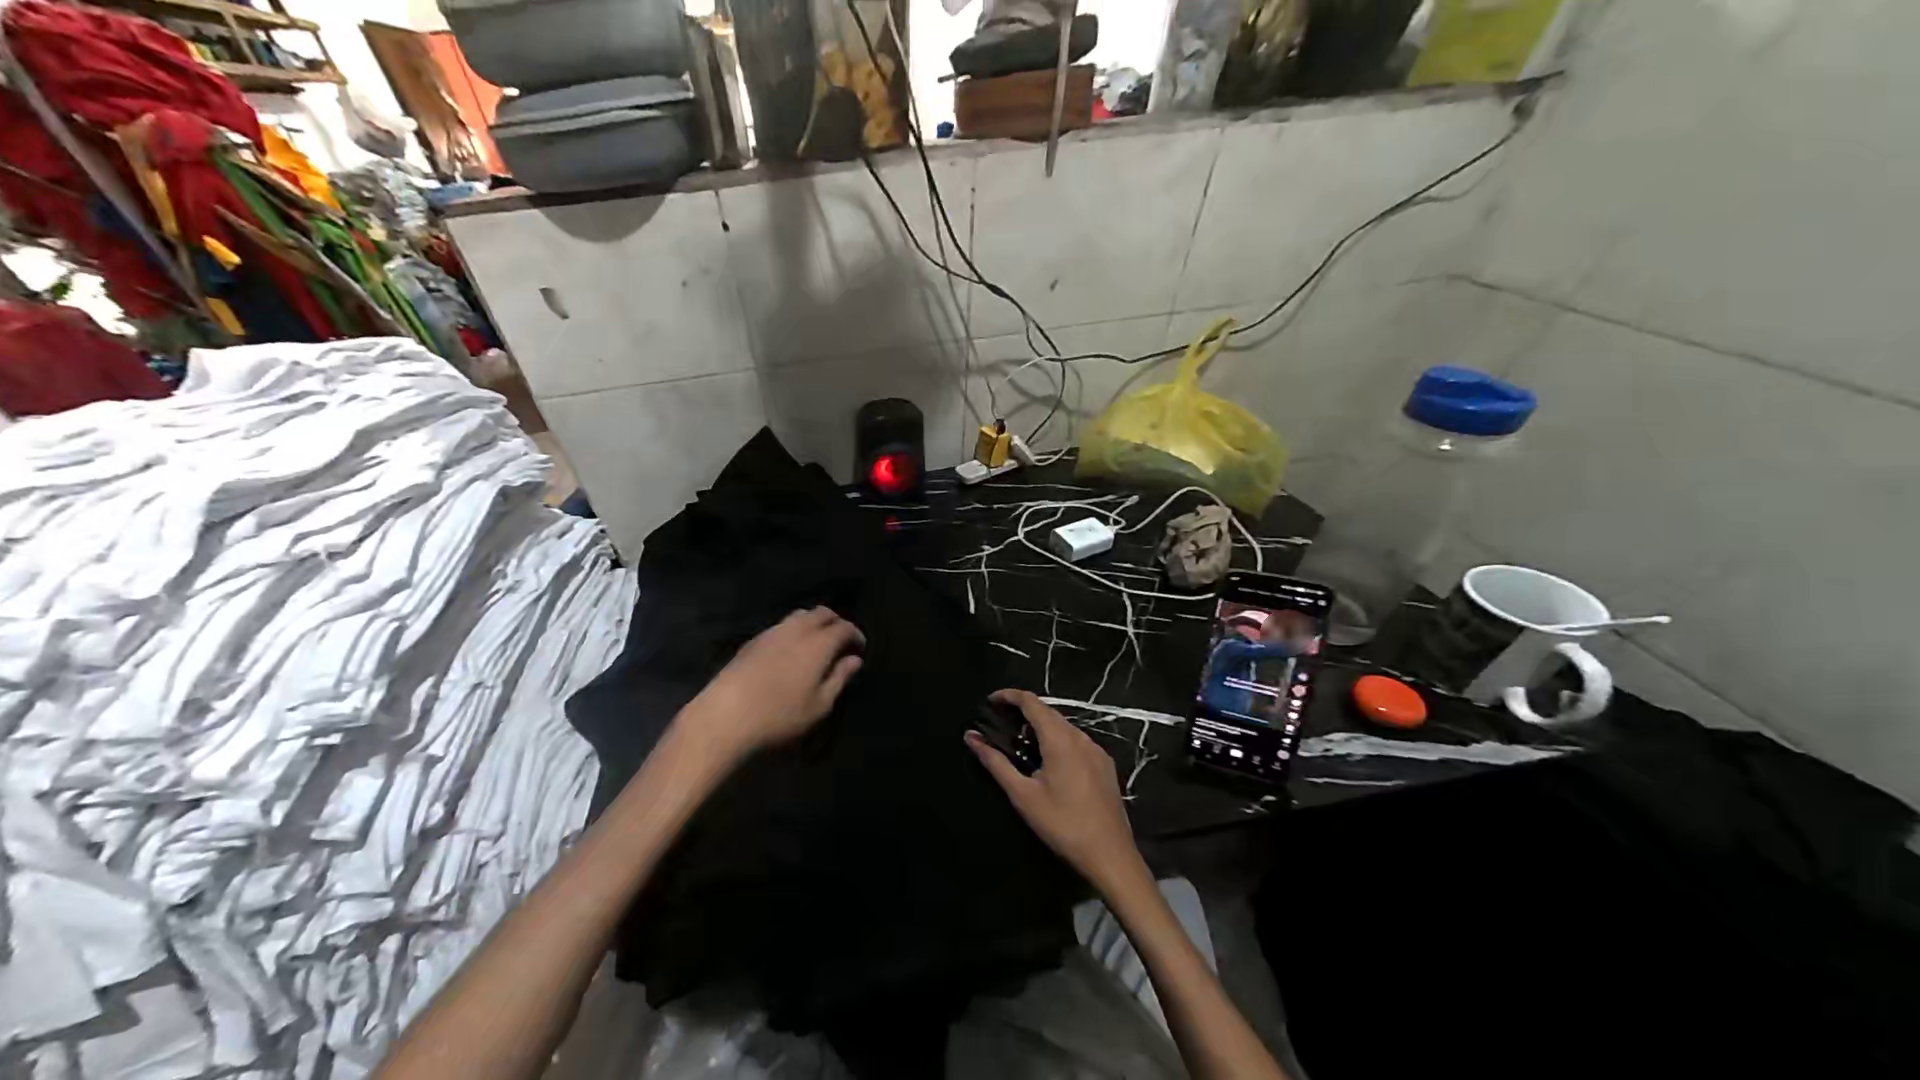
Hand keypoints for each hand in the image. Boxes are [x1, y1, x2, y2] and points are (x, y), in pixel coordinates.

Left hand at [681, 607, 865, 762]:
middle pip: (822, 613)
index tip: (860, 650)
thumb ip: (839, 678)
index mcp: (818, 643)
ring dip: (814, 624)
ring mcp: (771, 632)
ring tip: (816, 645)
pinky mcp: (752, 641)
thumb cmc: (780, 716)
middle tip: (841, 644)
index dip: (856, 635)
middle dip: (836, 623)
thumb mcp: (820, 705)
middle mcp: (796, 630)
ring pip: (800, 615)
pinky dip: (794, 631)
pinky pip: (781, 626)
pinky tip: (790, 652)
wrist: (724, 717)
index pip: (844, 627)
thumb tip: (853, 659)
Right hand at [965, 689, 1144, 890]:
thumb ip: (995, 762)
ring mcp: (1096, 750)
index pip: (1031, 702)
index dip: (1009, 696)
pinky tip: (1048, 761)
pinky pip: (1077, 741)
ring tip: (1020, 742)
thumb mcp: (1022, 795)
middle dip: (1023, 711)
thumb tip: (971, 738)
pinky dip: (1057, 740)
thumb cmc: (1062, 824)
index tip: (990, 701)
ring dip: (1041, 726)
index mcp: (1060, 739)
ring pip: (1064, 726)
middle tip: (1000, 723)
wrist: (1110, 854)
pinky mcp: (1105, 765)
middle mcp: (1080, 737)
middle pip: (1048, 711)